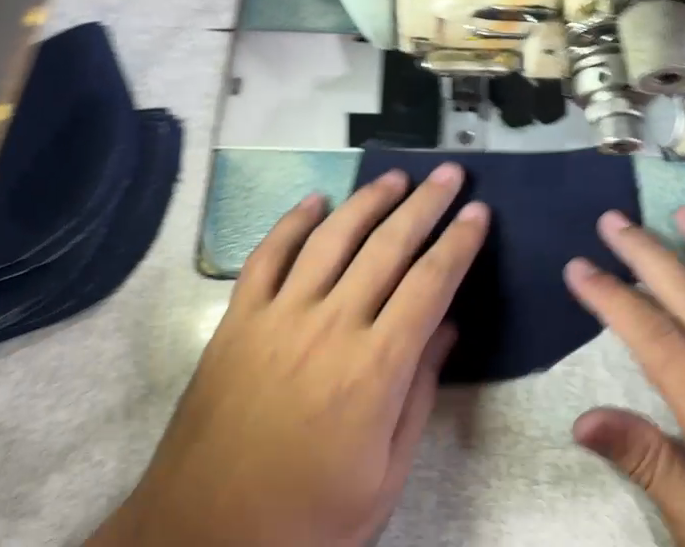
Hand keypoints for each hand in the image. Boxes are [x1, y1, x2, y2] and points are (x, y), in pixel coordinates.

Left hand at [90, 163, 488, 546]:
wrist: (205, 534)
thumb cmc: (309, 516)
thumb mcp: (385, 476)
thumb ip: (418, 395)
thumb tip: (446, 328)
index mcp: (374, 368)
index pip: (430, 283)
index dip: (459, 242)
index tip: (479, 211)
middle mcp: (330, 325)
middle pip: (388, 247)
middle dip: (425, 204)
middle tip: (450, 174)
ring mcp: (278, 316)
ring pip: (332, 238)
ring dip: (368, 201)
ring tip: (396, 177)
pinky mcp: (237, 320)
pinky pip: (267, 255)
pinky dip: (292, 221)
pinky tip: (315, 200)